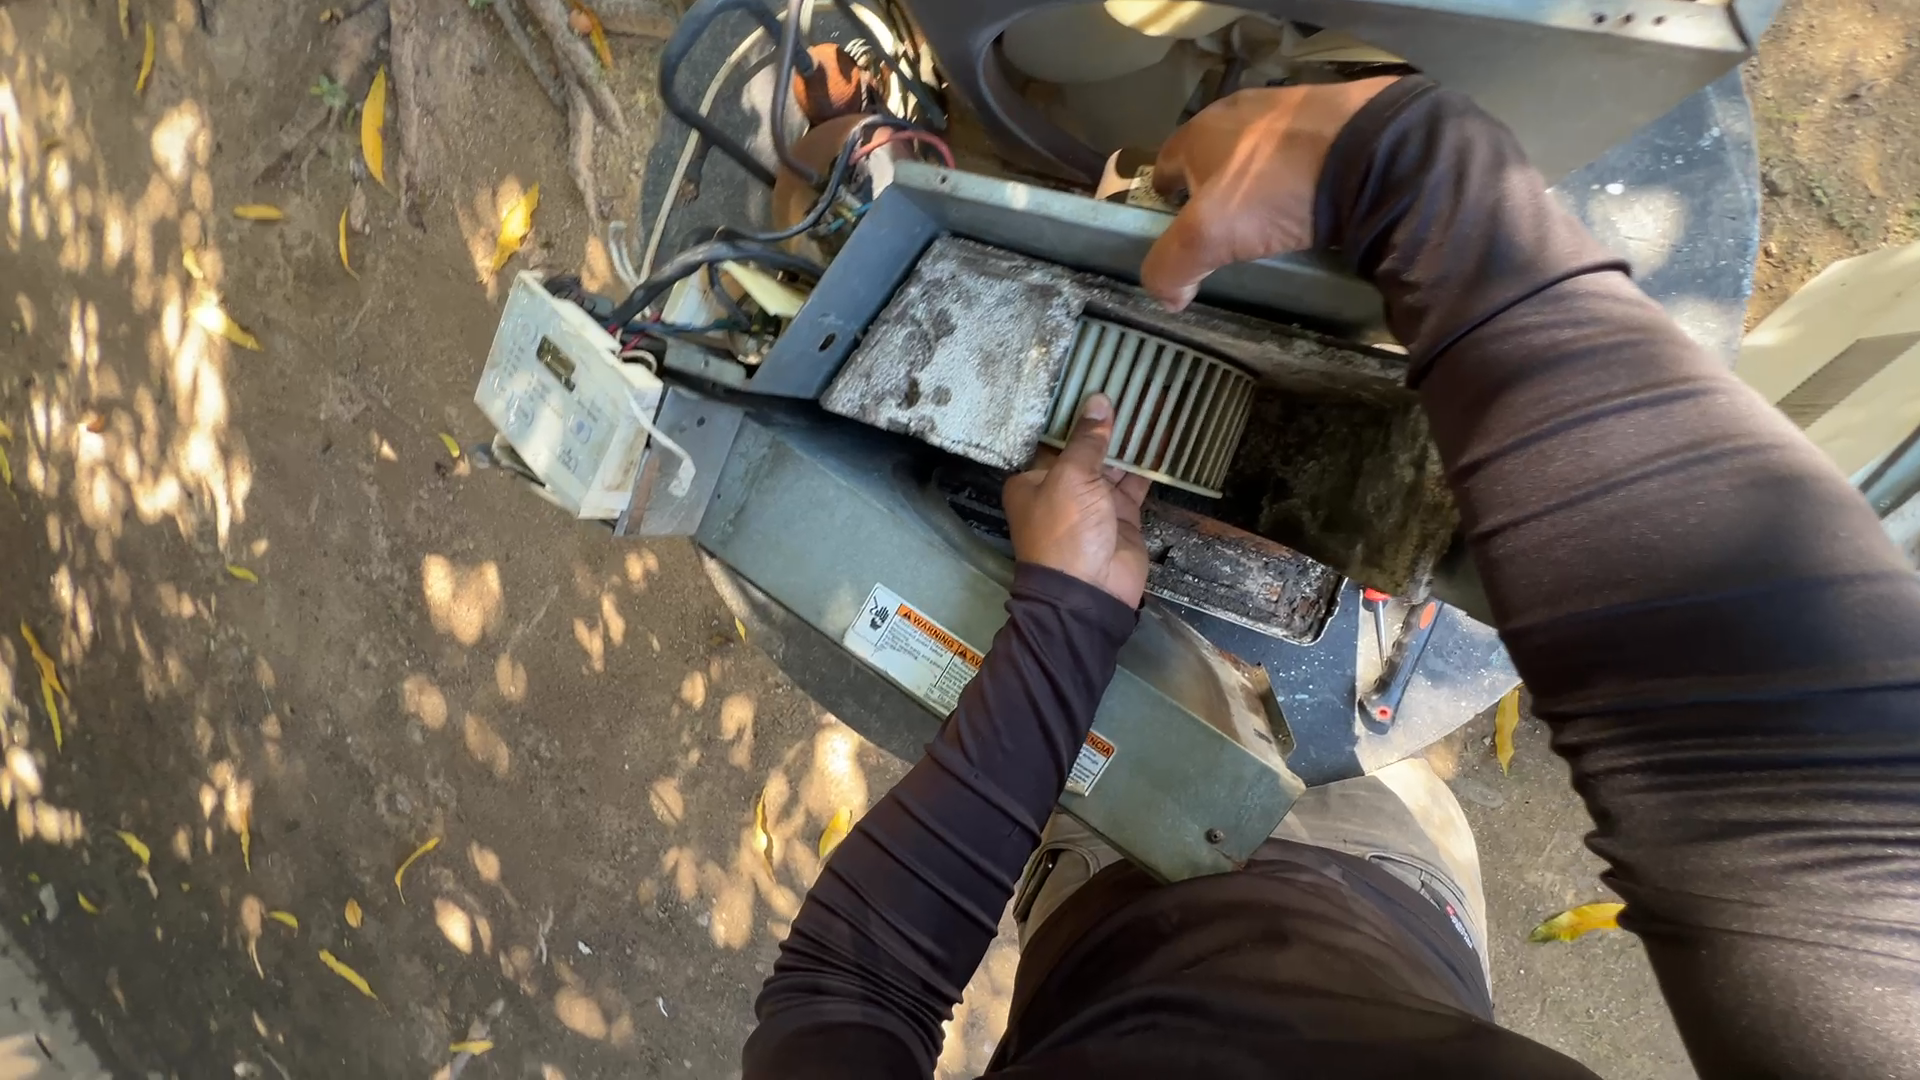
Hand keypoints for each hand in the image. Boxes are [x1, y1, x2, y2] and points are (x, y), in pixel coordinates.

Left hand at [1002, 394, 1150, 607]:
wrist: (1089, 592)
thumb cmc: (1065, 531)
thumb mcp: (1069, 478)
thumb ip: (1086, 441)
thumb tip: (1098, 402)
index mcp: (1033, 480)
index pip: (1053, 438)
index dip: (1073, 412)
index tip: (1093, 381)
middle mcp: (1061, 488)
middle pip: (1086, 447)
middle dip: (1107, 421)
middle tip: (1130, 382)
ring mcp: (1093, 503)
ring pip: (1114, 462)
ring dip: (1131, 437)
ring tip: (1152, 399)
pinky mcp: (1122, 516)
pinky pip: (1136, 482)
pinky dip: (1149, 461)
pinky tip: (1164, 433)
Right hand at [1141, 77, 1401, 310]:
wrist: (1374, 152)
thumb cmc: (1272, 188)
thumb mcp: (1205, 237)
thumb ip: (1170, 268)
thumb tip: (1166, 298)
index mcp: (1200, 131)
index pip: (1162, 166)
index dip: (1161, 201)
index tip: (1173, 232)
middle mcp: (1240, 110)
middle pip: (1208, 161)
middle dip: (1208, 195)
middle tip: (1219, 234)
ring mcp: (1290, 109)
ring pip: (1254, 157)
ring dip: (1253, 186)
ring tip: (1264, 223)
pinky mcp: (1334, 117)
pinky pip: (1298, 155)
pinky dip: (1293, 179)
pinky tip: (1304, 205)